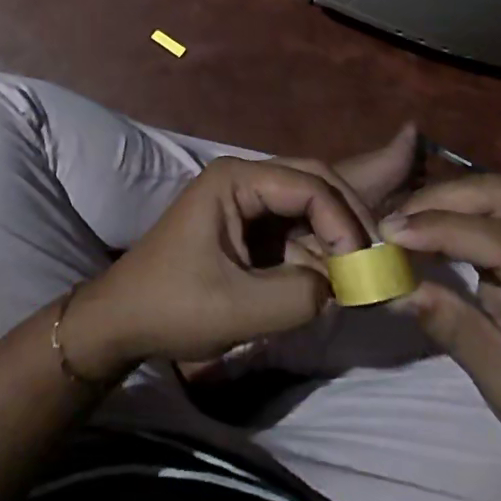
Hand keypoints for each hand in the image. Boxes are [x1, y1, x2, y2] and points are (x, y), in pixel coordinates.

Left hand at [66, 157, 367, 377]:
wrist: (122, 321)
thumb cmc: (171, 306)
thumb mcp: (238, 308)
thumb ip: (300, 296)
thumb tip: (340, 285)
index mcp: (235, 179)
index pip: (308, 185)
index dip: (343, 222)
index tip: (363, 267)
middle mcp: (244, 179)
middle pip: (315, 183)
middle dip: (349, 220)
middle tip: (378, 260)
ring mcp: (247, 202)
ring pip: (310, 208)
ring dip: (336, 240)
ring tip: (360, 278)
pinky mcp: (249, 228)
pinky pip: (296, 231)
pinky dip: (318, 254)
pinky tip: (332, 283)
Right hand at [380, 175, 500, 452]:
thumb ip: (456, 328)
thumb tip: (398, 291)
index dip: (445, 230)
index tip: (390, 233)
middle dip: (442, 201)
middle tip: (392, 223)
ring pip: (498, 195)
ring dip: (445, 202)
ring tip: (401, 223)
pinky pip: (495, 211)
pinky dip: (455, 213)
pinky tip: (425, 229)